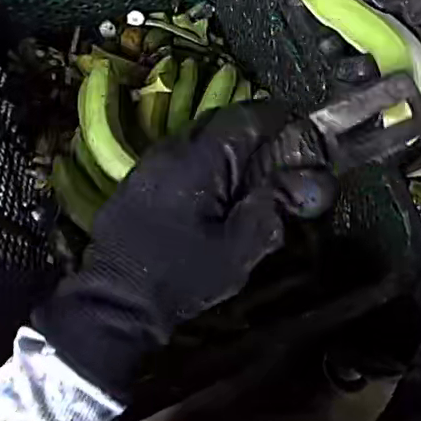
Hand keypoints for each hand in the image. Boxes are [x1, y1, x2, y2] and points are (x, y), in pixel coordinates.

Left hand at [33, 102, 332, 398]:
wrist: (112, 303)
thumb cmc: (180, 278)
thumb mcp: (237, 251)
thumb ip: (273, 208)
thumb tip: (309, 181)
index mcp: (199, 159)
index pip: (248, 117)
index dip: (280, 121)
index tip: (300, 135)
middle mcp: (173, 148)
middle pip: (224, 120)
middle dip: (257, 132)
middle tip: (280, 156)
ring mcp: (152, 160)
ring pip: (202, 134)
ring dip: (230, 146)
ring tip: (251, 174)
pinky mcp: (141, 177)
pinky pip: (183, 152)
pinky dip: (208, 160)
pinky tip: (216, 190)